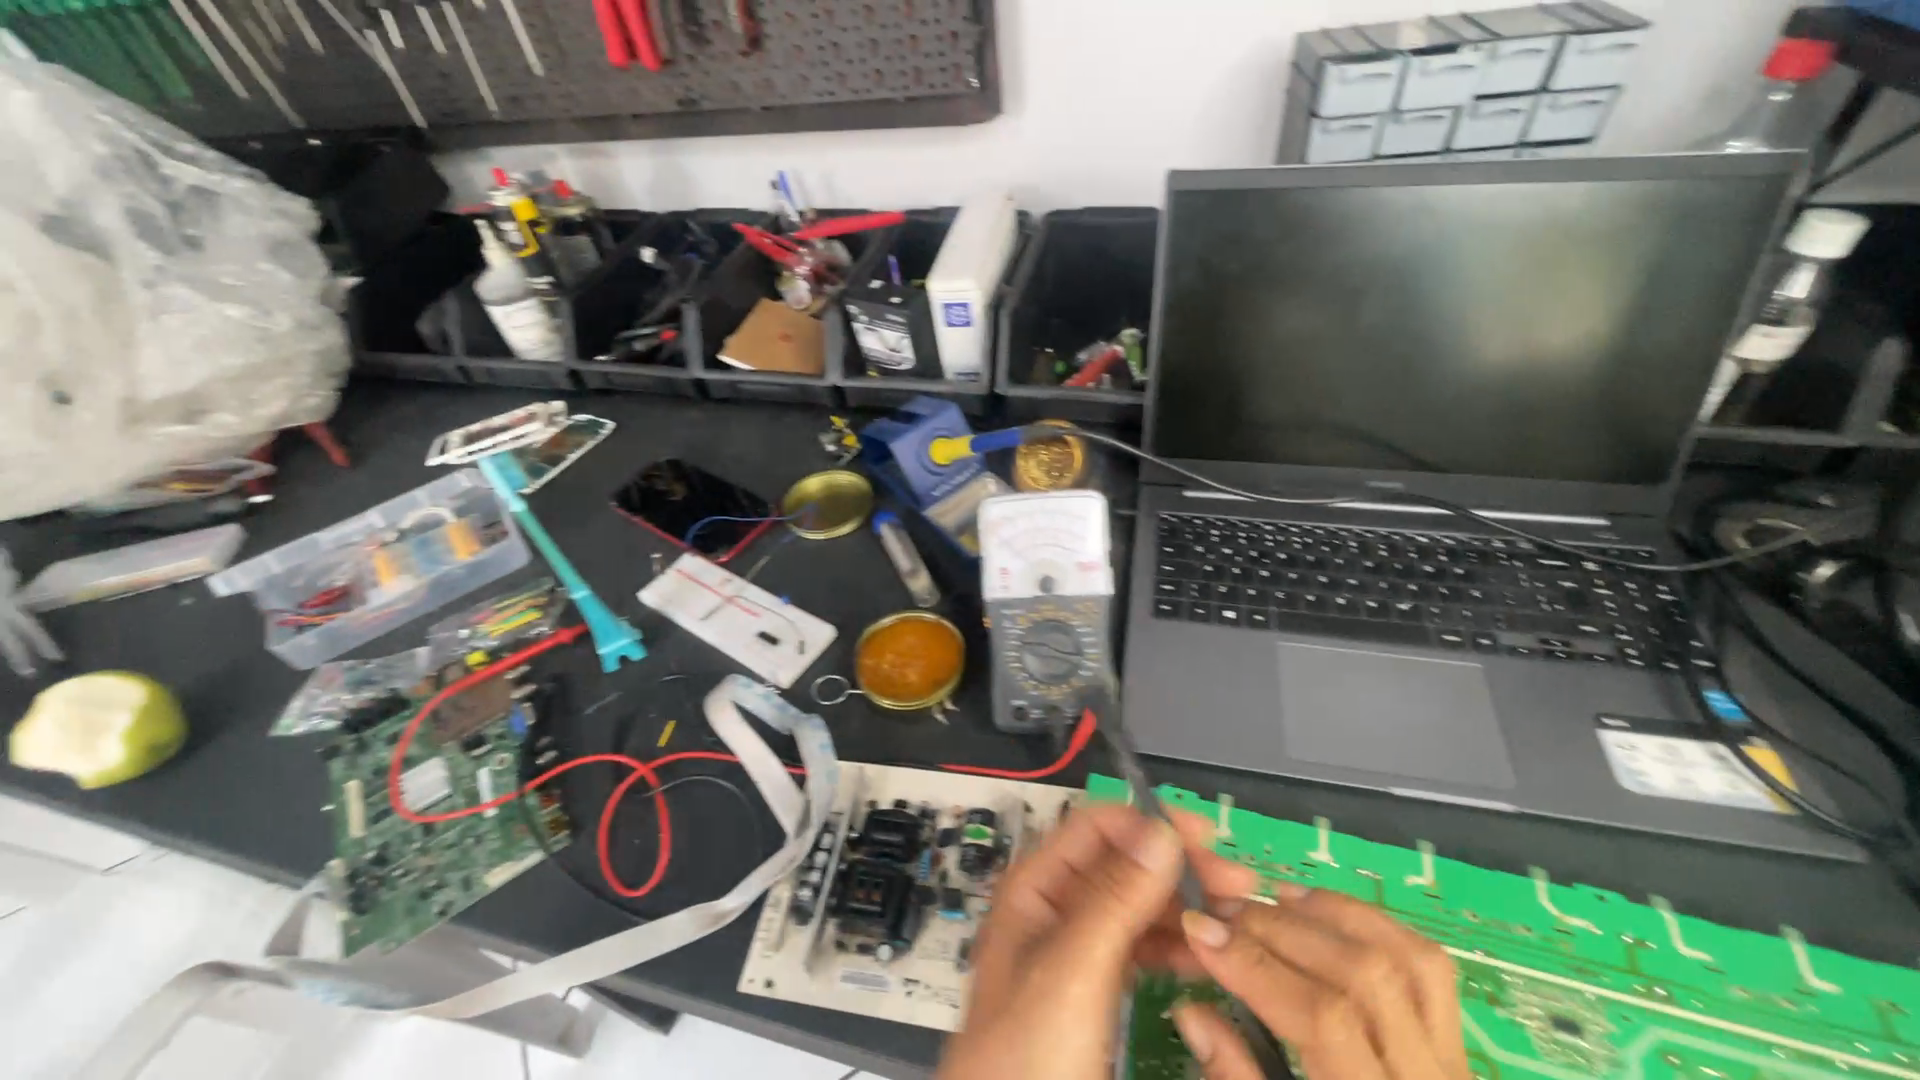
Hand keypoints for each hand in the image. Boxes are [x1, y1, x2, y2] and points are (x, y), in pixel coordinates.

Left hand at [936, 804, 1257, 1079]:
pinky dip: (1176, 944)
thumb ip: (1114, 898)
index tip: (1207, 842)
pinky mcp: (1099, 982)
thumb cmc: (1028, 1051)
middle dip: (1180, 866)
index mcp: (1038, 887)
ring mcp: (1080, 945)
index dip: (1150, 824)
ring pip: (1139, 903)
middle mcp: (1059, 905)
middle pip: (1125, 860)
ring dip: (1186, 905)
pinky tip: (1207, 957)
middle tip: (1238, 886)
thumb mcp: (1072, 971)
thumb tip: (1161, 829)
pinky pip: (1143, 945)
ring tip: (1233, 921)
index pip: (1097, 826)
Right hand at [1173, 888, 1469, 1079]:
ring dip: (1330, 916)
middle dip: (1281, 932)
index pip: (1324, 1018)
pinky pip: (1428, 965)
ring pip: (1406, 959)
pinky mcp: (1458, 1046)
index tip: (1200, 930)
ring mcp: (1455, 1062)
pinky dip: (1372, 923)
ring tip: (1270, 899)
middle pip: (1363, 977)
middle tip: (1222, 913)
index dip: (1256, 966)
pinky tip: (1321, 909)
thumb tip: (1191, 1010)